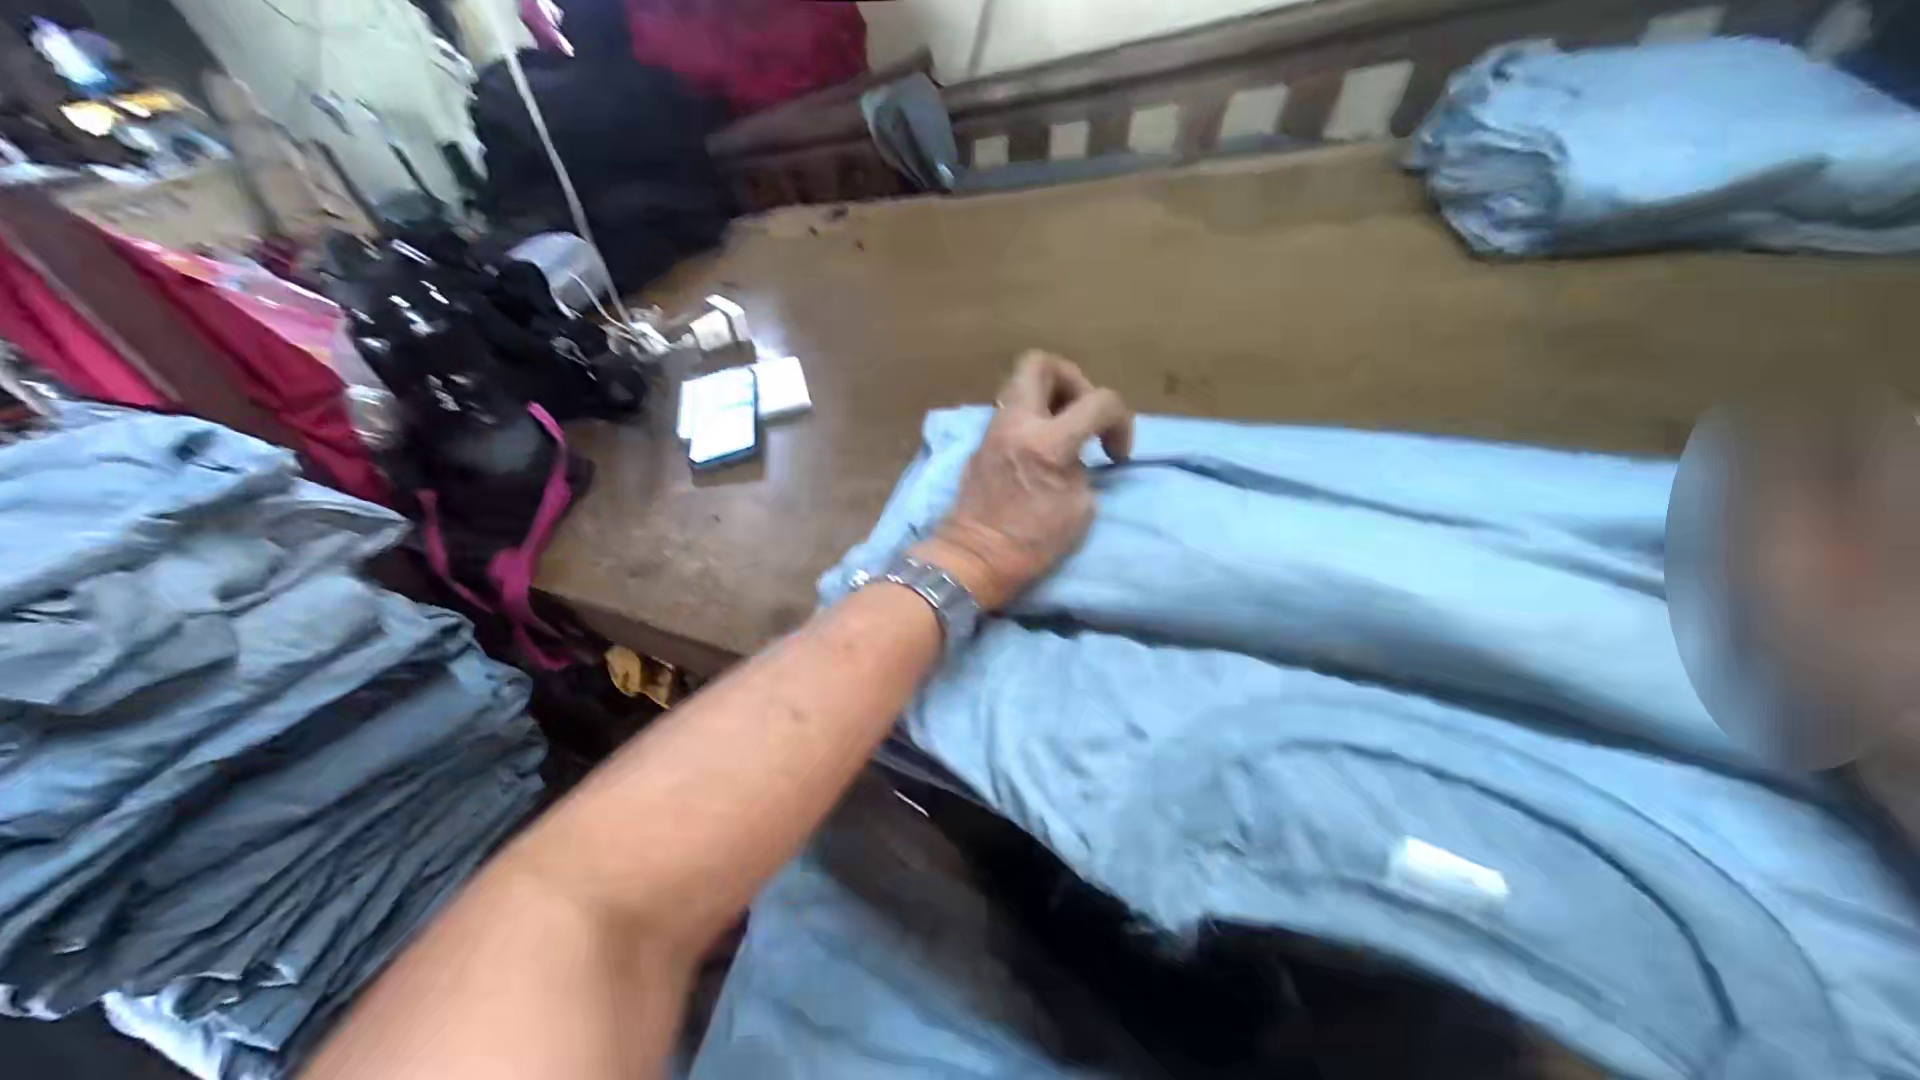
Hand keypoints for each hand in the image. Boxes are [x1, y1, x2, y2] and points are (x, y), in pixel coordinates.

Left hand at [912, 351, 1133, 610]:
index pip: (1099, 401)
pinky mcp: (982, 442)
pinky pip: (1010, 411)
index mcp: (1046, 443)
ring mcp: (993, 430)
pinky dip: (1032, 417)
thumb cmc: (1031, 543)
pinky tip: (1042, 446)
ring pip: (1020, 383)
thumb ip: (1082, 466)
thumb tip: (1076, 454)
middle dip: (1071, 379)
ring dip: (1049, 397)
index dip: (1121, 422)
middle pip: (1040, 364)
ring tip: (1064, 429)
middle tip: (1083, 412)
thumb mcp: (1080, 507)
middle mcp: (1016, 424)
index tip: (1115, 454)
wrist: (974, 558)